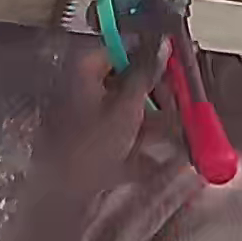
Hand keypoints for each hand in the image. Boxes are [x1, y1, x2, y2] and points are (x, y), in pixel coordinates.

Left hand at [29, 40, 169, 198]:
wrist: (60, 198)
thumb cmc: (92, 143)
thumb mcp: (126, 105)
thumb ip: (146, 72)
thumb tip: (161, 42)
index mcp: (84, 68)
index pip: (122, 48)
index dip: (150, 57)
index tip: (176, 69)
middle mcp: (80, 86)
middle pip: (125, 81)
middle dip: (156, 95)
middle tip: (180, 108)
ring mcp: (82, 117)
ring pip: (124, 111)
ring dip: (152, 123)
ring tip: (178, 136)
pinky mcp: (87, 145)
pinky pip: (118, 137)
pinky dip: (138, 146)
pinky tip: (159, 161)